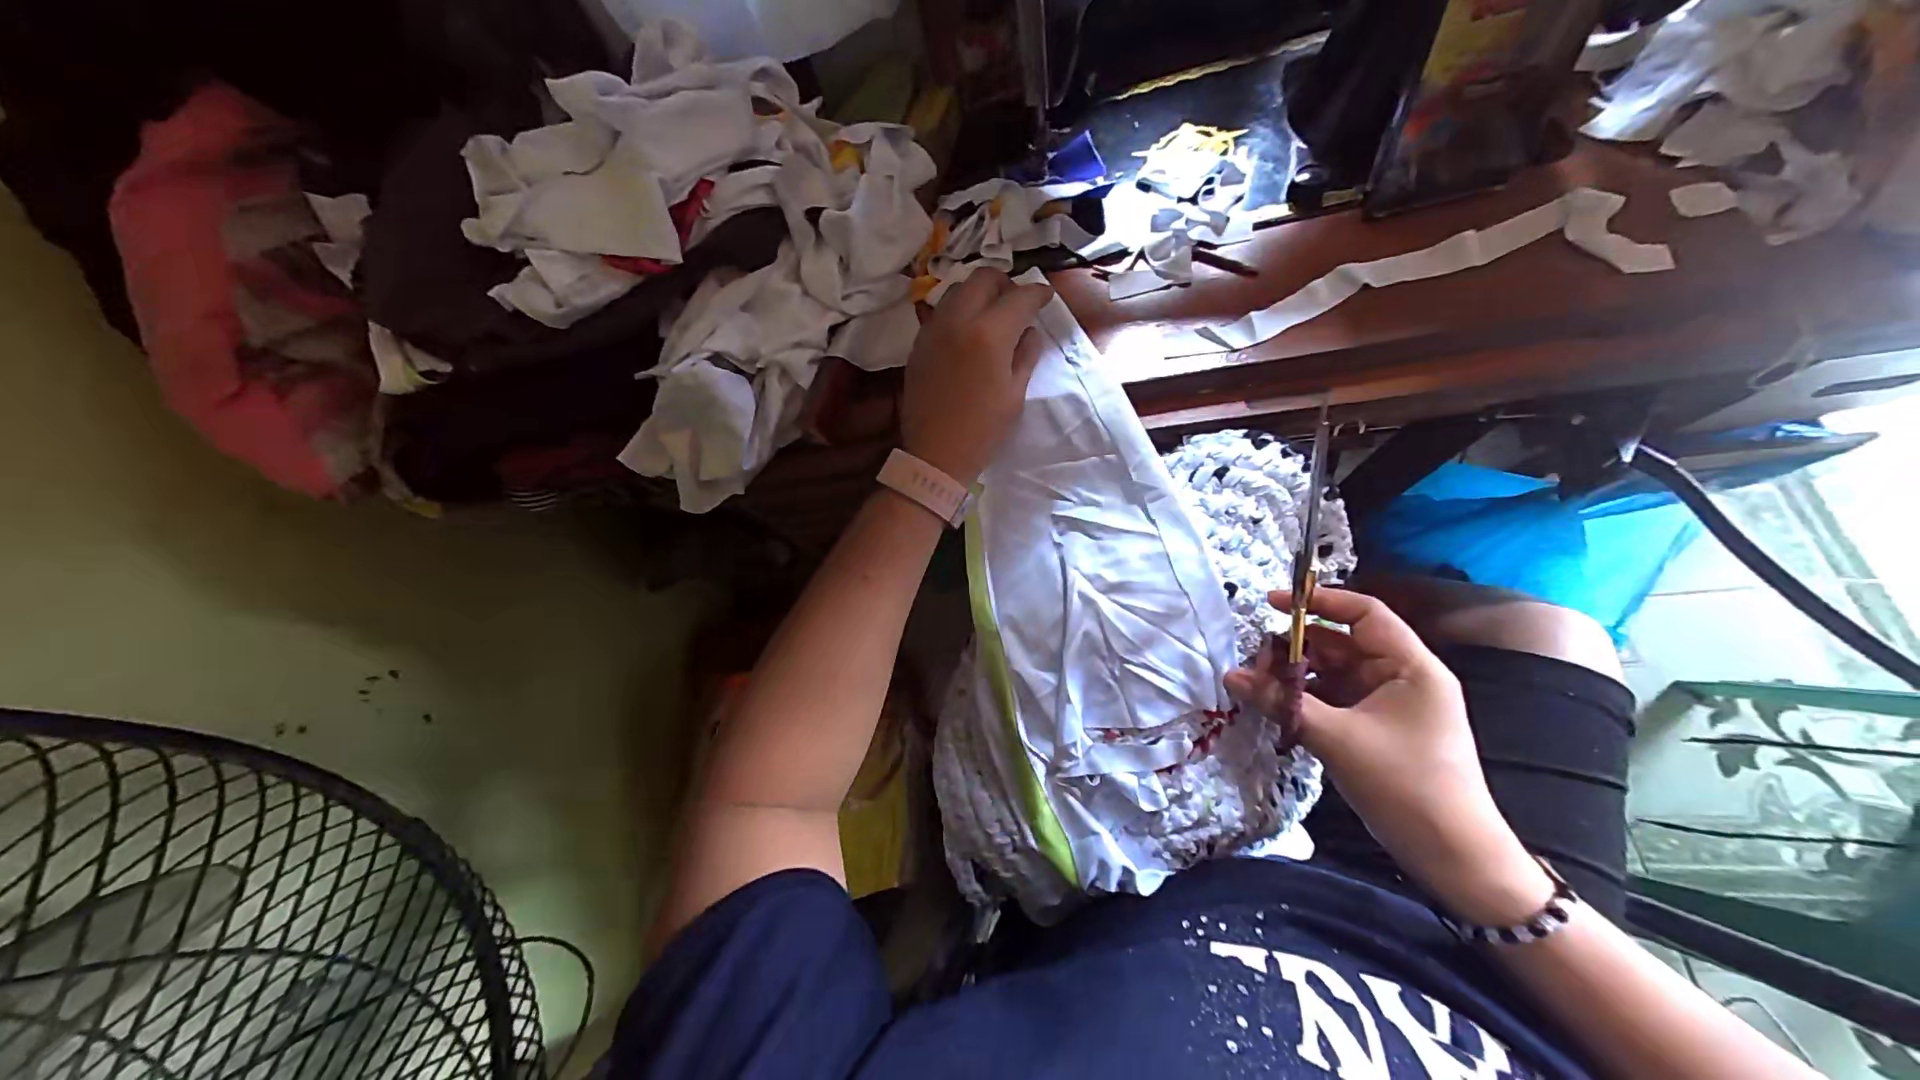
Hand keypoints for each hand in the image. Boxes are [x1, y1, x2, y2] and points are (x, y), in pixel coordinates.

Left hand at [900, 269, 1054, 483]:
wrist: (935, 455)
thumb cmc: (983, 430)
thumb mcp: (1014, 394)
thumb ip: (1025, 355)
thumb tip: (1029, 331)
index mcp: (988, 334)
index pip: (1019, 297)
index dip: (1038, 293)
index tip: (1046, 297)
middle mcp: (958, 321)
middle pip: (983, 278)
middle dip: (1005, 283)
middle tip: (1016, 303)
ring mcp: (933, 329)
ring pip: (958, 290)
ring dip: (979, 293)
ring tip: (992, 315)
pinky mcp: (919, 343)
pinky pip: (941, 311)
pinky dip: (959, 310)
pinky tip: (968, 332)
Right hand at [1224, 587, 1553, 924]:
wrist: (1453, 855)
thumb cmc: (1406, 785)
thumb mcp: (1337, 738)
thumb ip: (1282, 703)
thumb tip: (1231, 676)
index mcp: (1411, 666)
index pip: (1364, 613)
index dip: (1319, 601)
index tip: (1272, 602)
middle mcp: (1402, 677)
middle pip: (1341, 643)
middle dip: (1296, 647)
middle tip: (1255, 659)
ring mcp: (1389, 704)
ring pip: (1334, 672)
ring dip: (1296, 675)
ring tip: (1258, 684)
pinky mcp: (1377, 728)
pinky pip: (1335, 699)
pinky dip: (1306, 699)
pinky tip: (1277, 706)